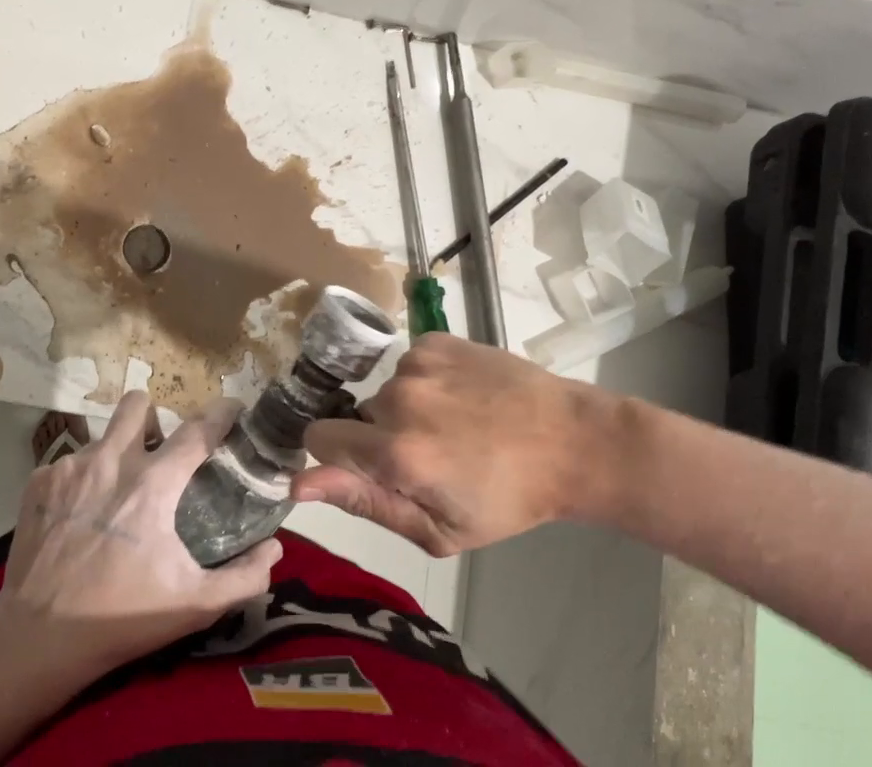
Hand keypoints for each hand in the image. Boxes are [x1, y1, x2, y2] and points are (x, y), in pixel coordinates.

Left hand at [0, 391, 282, 677]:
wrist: (39, 635)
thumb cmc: (123, 617)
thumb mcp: (195, 605)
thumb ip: (245, 576)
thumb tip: (274, 547)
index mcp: (151, 485)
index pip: (196, 431)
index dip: (219, 414)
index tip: (232, 408)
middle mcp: (109, 462)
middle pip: (137, 405)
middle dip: (153, 418)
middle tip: (159, 450)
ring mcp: (68, 468)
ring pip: (102, 437)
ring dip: (116, 453)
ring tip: (116, 493)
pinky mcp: (38, 482)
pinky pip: (68, 464)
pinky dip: (82, 481)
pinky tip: (81, 516)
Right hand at [292, 333, 620, 556]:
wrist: (573, 442)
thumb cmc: (508, 501)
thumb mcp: (438, 529)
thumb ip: (364, 503)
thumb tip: (298, 483)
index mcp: (395, 453)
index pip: (317, 439)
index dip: (337, 458)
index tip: (373, 469)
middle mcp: (397, 400)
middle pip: (355, 416)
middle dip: (378, 436)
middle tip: (430, 454)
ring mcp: (417, 365)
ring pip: (384, 391)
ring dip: (406, 409)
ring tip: (456, 425)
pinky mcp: (436, 341)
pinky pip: (407, 365)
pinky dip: (427, 381)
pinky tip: (463, 397)